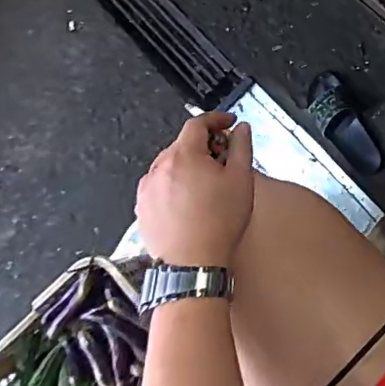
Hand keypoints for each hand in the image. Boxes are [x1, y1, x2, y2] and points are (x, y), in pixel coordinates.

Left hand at [135, 113, 255, 265]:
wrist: (193, 266)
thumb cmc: (217, 225)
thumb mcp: (241, 179)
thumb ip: (242, 146)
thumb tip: (240, 130)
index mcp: (184, 156)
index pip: (198, 123)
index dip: (216, 119)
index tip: (227, 122)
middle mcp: (160, 168)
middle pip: (183, 143)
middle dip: (205, 145)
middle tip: (224, 157)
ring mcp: (148, 189)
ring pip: (171, 165)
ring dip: (189, 165)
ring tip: (209, 185)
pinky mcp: (143, 208)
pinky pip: (160, 185)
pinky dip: (175, 185)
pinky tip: (192, 201)